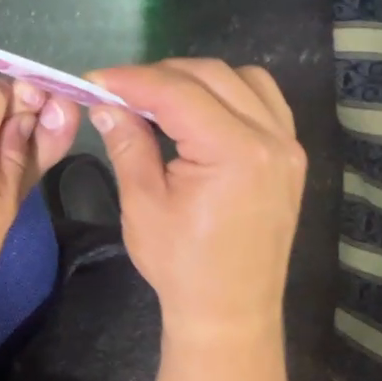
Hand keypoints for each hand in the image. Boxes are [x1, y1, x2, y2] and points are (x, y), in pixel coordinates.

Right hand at [88, 59, 305, 342]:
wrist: (229, 305)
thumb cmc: (179, 262)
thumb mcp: (142, 204)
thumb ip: (129, 146)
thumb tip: (106, 106)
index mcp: (233, 152)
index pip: (177, 93)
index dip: (131, 80)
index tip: (93, 80)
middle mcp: (270, 138)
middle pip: (212, 76)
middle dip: (159, 75)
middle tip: (117, 92)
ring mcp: (287, 144)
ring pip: (242, 80)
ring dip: (195, 80)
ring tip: (154, 100)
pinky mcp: (288, 155)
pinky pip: (262, 102)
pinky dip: (225, 95)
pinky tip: (194, 114)